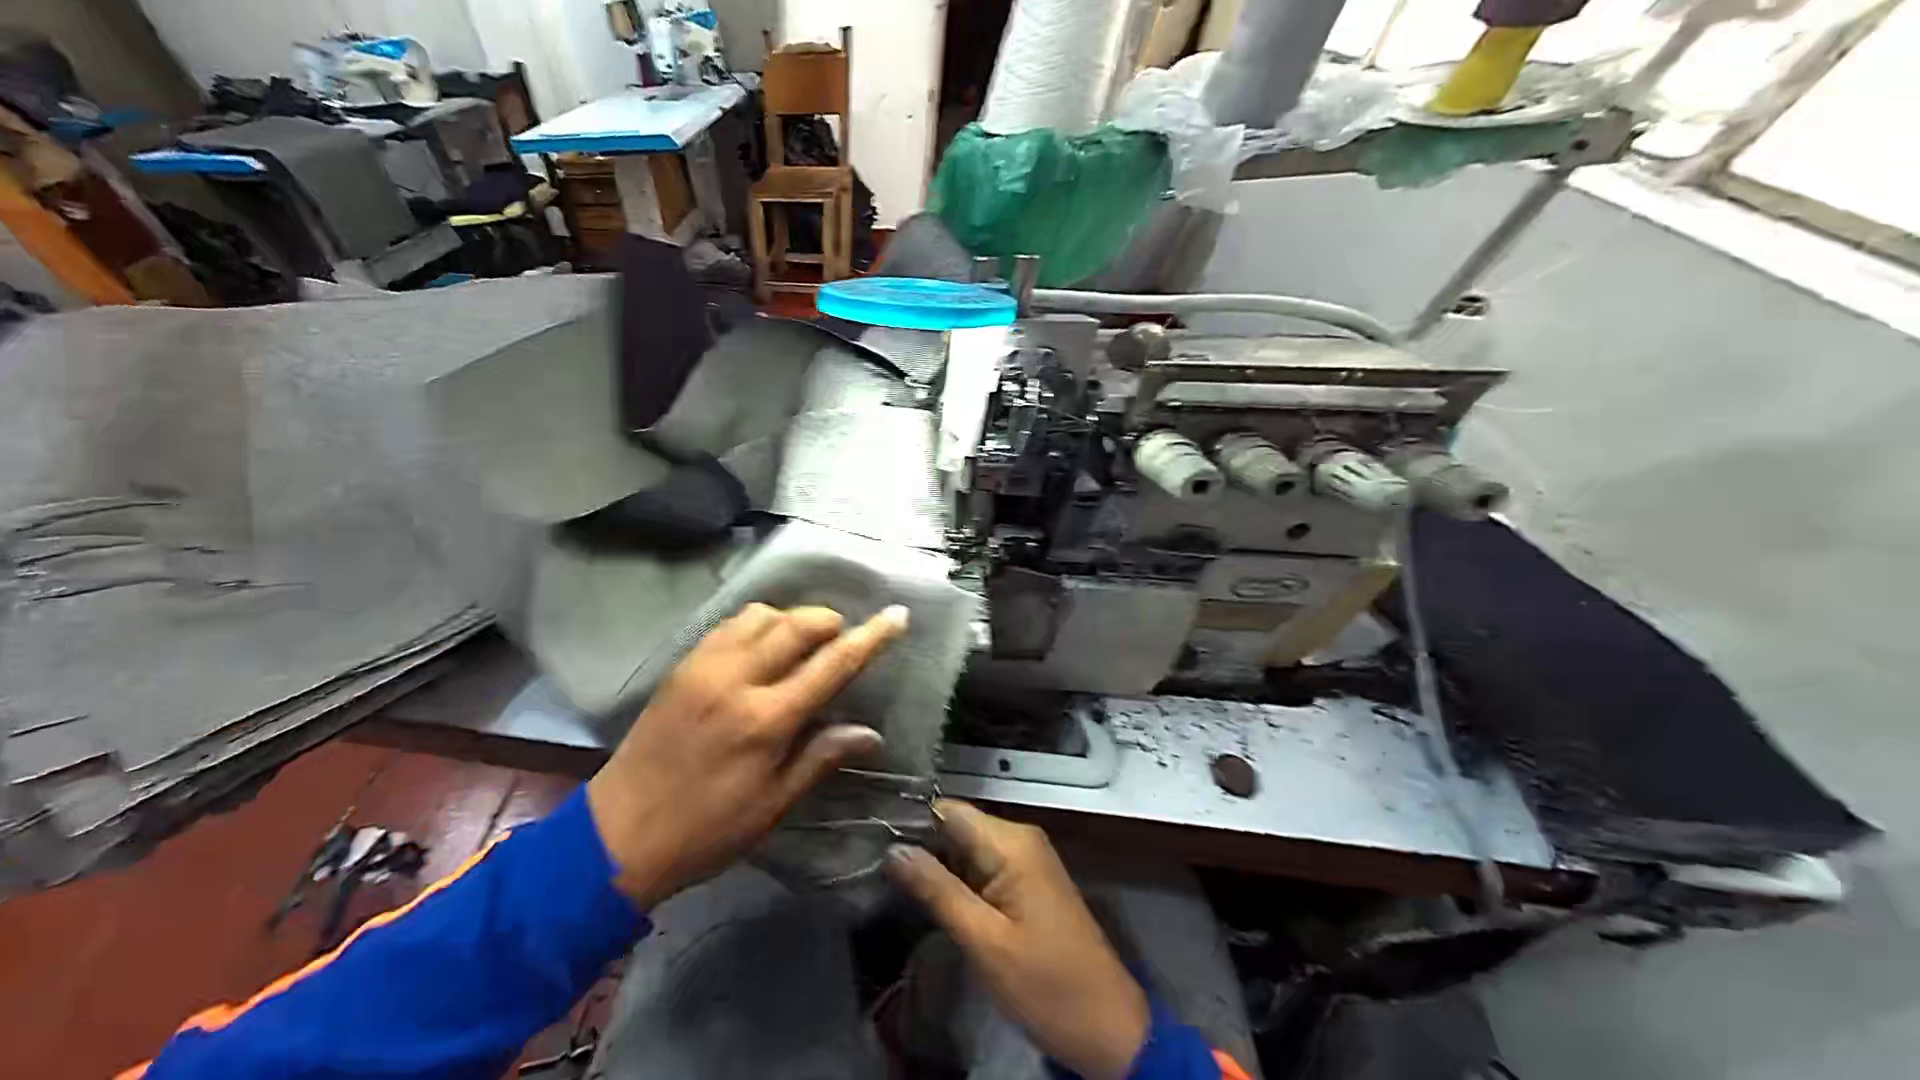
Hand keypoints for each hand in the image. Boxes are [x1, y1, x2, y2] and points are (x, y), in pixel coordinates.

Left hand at [586, 603, 906, 907]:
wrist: (617, 835)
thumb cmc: (707, 829)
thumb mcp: (773, 804)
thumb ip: (822, 758)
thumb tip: (870, 733)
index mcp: (767, 720)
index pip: (833, 663)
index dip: (871, 636)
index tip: (897, 614)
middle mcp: (737, 680)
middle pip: (797, 624)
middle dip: (830, 620)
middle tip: (844, 636)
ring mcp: (704, 667)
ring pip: (761, 615)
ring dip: (792, 618)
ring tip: (803, 642)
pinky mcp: (681, 667)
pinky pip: (728, 625)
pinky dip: (757, 623)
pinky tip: (762, 645)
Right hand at [885, 801, 1150, 1079]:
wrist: (1108, 1027)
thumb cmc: (1046, 984)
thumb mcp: (984, 941)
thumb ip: (938, 890)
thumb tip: (893, 849)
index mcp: (1012, 843)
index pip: (949, 810)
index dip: (910, 822)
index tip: (870, 840)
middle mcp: (1020, 839)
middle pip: (957, 827)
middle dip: (920, 847)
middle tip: (873, 868)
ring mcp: (1027, 861)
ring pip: (967, 849)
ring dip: (936, 866)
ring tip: (889, 883)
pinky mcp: (1027, 883)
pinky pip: (983, 868)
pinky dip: (958, 882)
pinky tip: (929, 900)